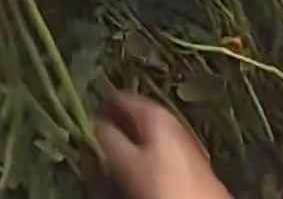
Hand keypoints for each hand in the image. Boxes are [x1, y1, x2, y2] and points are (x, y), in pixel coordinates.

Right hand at [95, 94, 229, 198]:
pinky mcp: (192, 165)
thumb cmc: (163, 185)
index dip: (102, 108)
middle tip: (102, 147)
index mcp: (154, 112)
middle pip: (134, 118)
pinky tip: (143, 175)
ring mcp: (183, 142)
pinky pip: (161, 154)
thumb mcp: (126, 162)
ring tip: (120, 164)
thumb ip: (107, 137)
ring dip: (132, 147)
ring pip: (148, 137)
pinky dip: (148, 160)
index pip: (119, 97)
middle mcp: (170, 119)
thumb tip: (93, 121)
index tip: (90, 125)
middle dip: (117, 129)